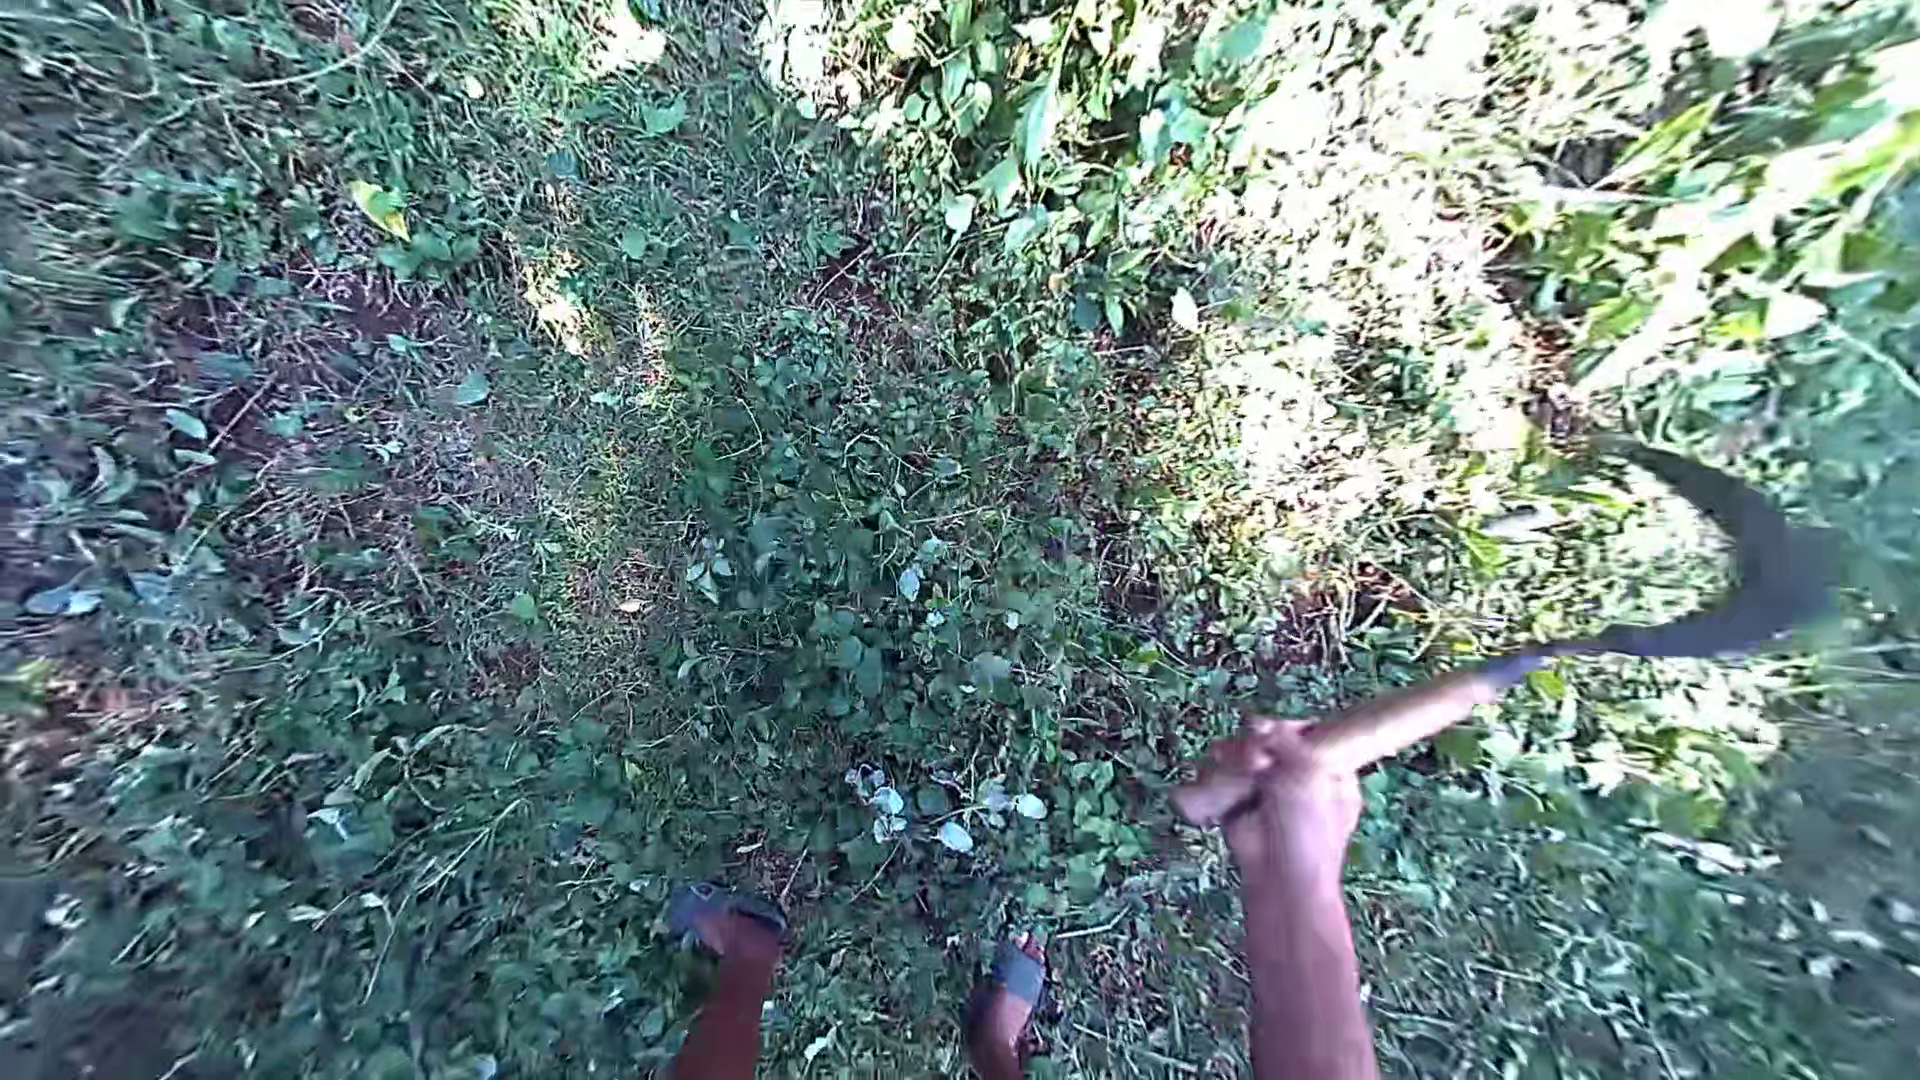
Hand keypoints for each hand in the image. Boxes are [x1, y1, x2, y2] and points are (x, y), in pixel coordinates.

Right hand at [1202, 718, 1361, 889]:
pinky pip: (1218, 771)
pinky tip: (1223, 785)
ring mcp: (1263, 785)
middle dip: (1254, 747)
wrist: (1280, 873)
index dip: (1285, 726)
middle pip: (1264, 738)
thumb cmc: (1308, 827)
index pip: (1303, 730)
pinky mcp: (1235, 796)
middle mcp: (1294, 772)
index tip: (1271, 731)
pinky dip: (1217, 776)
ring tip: (1242, 776)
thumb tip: (1259, 723)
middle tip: (1256, 762)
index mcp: (1326, 767)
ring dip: (1234, 760)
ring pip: (1237, 751)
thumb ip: (1286, 739)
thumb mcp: (1309, 773)